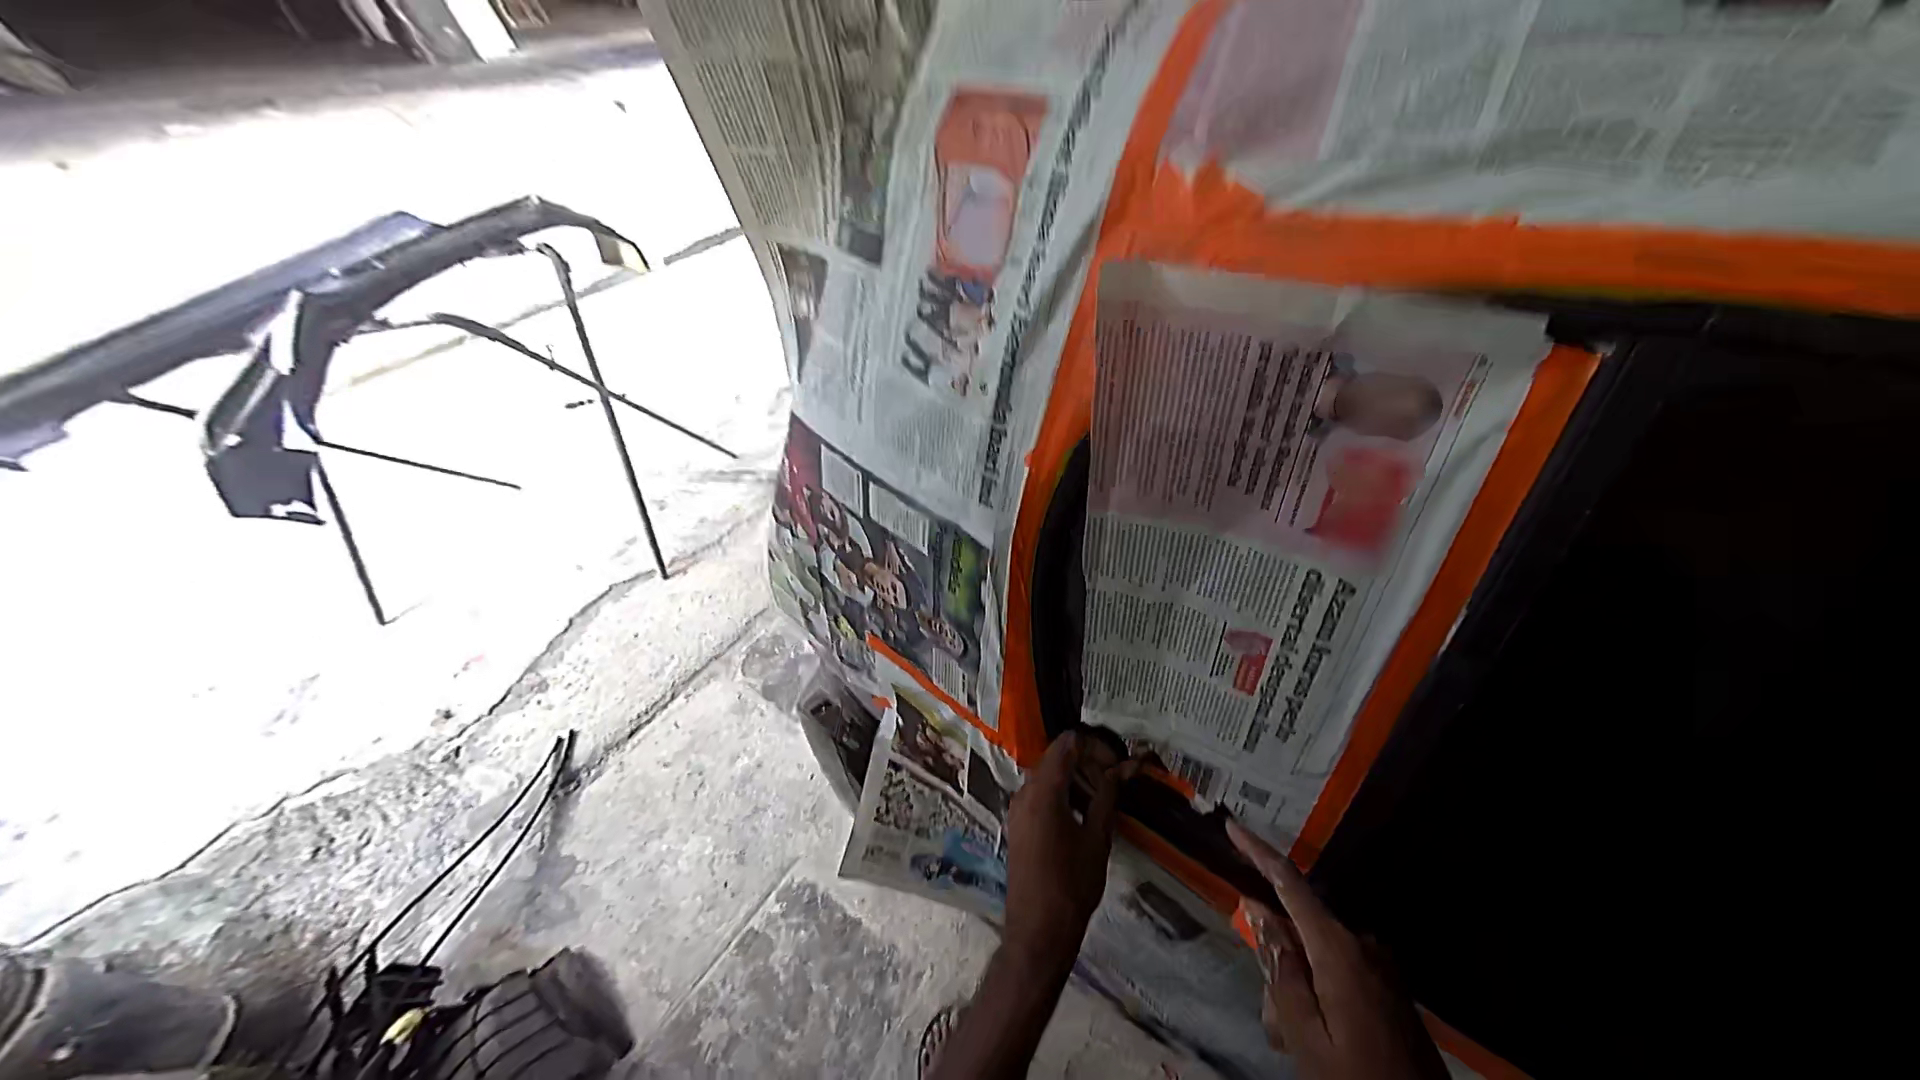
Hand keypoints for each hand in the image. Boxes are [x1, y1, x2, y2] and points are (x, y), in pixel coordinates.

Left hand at [1001, 732, 1134, 971]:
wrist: (1038, 930)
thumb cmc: (1072, 884)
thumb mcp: (1097, 838)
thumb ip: (1107, 797)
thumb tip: (1122, 769)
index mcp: (1043, 790)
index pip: (1066, 744)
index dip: (1094, 745)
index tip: (1118, 761)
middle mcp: (1024, 792)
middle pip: (1056, 758)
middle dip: (1087, 761)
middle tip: (1117, 779)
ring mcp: (1017, 808)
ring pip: (1048, 776)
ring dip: (1076, 778)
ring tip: (1105, 796)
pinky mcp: (1018, 824)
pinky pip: (1040, 795)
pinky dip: (1062, 793)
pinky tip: (1084, 813)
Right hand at [1228, 819, 1448, 1079]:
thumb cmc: (1358, 1077)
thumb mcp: (1306, 1034)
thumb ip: (1280, 968)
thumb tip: (1258, 911)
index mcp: (1338, 949)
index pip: (1290, 883)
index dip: (1258, 852)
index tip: (1231, 825)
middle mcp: (1361, 943)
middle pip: (1298, 927)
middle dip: (1276, 958)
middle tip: (1276, 1022)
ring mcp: (1379, 963)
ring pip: (1314, 953)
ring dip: (1296, 983)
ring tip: (1295, 1039)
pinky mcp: (1389, 984)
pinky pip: (1338, 969)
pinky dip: (1318, 990)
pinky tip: (1319, 1033)